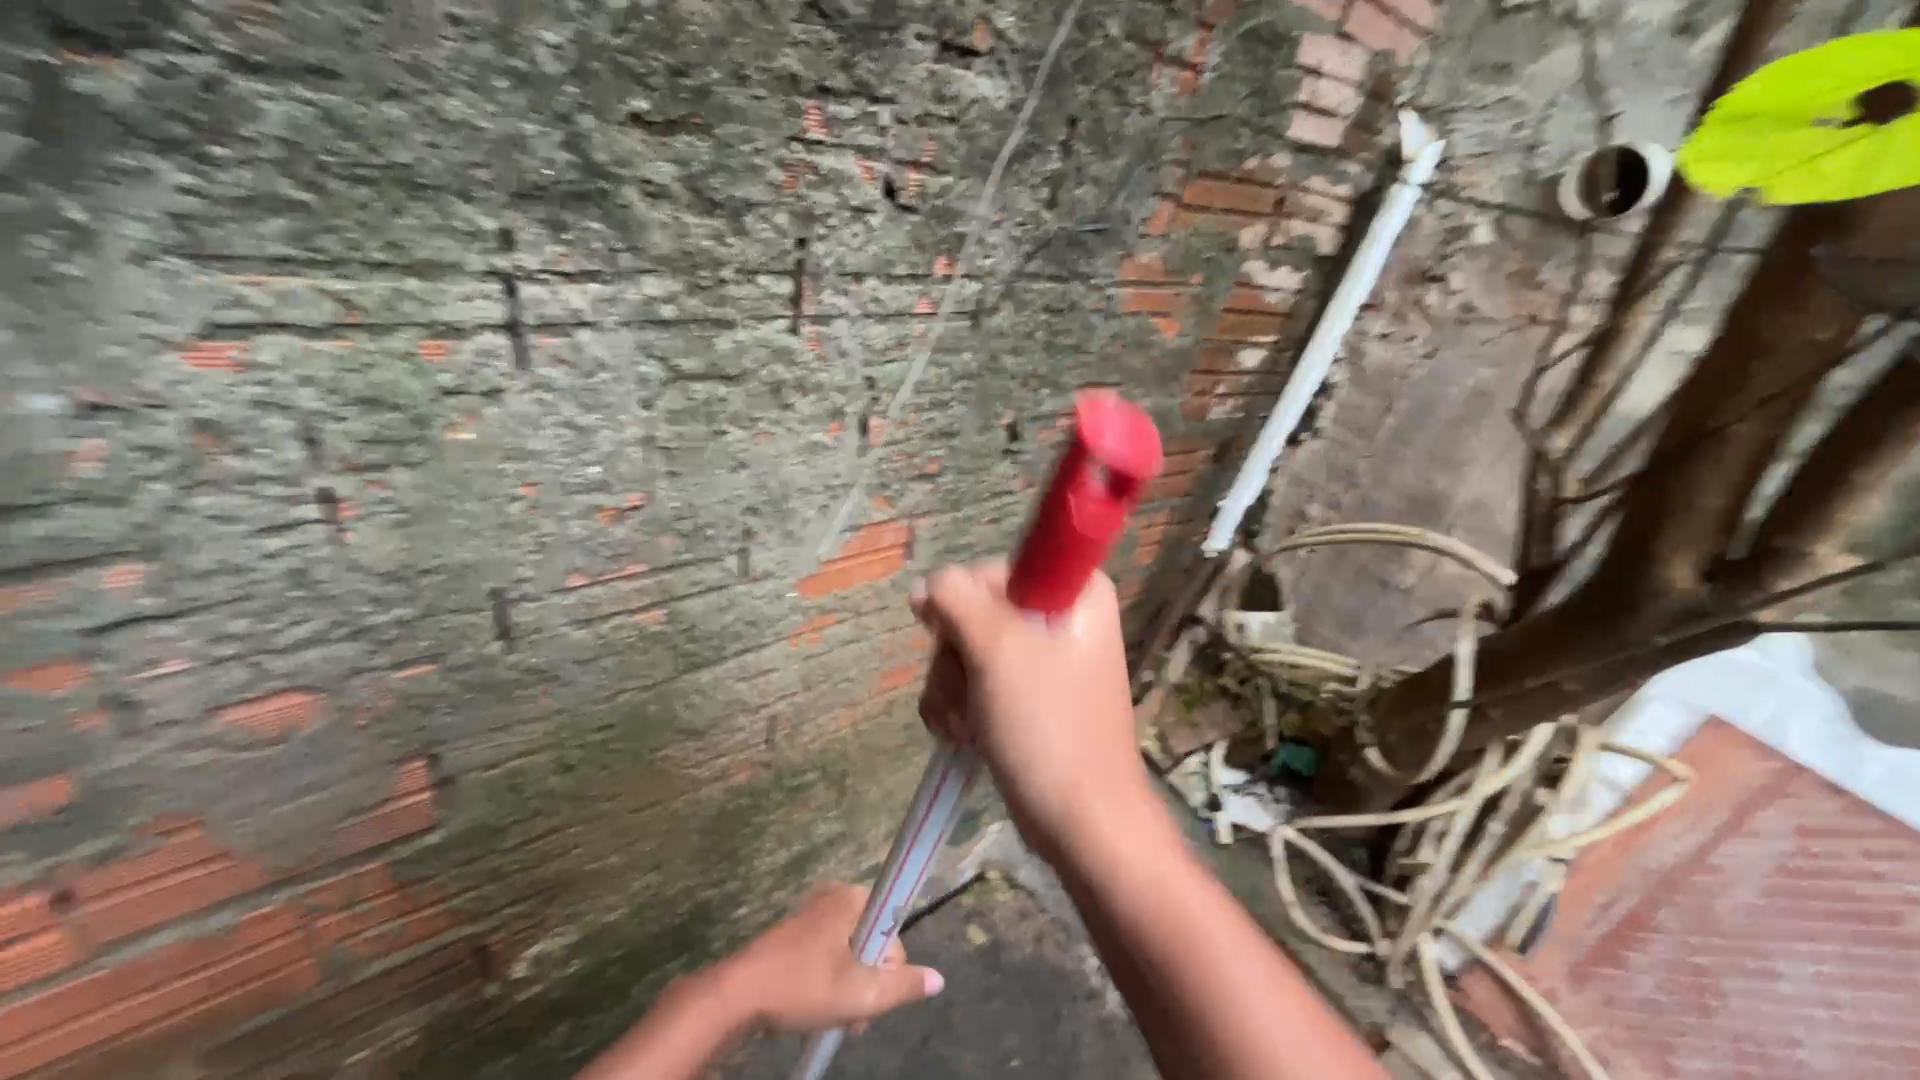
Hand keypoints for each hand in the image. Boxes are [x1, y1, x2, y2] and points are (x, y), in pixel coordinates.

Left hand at [717, 884, 943, 1032]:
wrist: (735, 998)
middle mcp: (834, 898)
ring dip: (849, 989)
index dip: (889, 970)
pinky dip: (829, 983)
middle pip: (872, 945)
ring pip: (850, 956)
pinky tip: (818, 1008)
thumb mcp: (861, 994)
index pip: (894, 933)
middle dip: (868, 983)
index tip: (871, 995)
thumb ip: (904, 986)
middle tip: (852, 1014)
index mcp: (853, 899)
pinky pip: (828, 957)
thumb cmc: (802, 987)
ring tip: (834, 1018)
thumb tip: (939, 979)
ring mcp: (811, 916)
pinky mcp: (793, 936)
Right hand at [910, 561, 1155, 860]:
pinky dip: (959, 707)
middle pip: (975, 612)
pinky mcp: (1027, 698)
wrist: (1081, 822)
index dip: (967, 602)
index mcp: (1075, 592)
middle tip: (968, 694)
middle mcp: (1061, 618)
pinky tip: (960, 737)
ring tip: (964, 726)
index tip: (956, 637)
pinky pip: (975, 682)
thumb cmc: (1048, 728)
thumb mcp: (998, 650)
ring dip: (952, 688)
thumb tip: (925, 586)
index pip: (994, 570)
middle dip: (956, 657)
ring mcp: (1043, 661)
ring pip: (967, 650)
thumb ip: (956, 600)